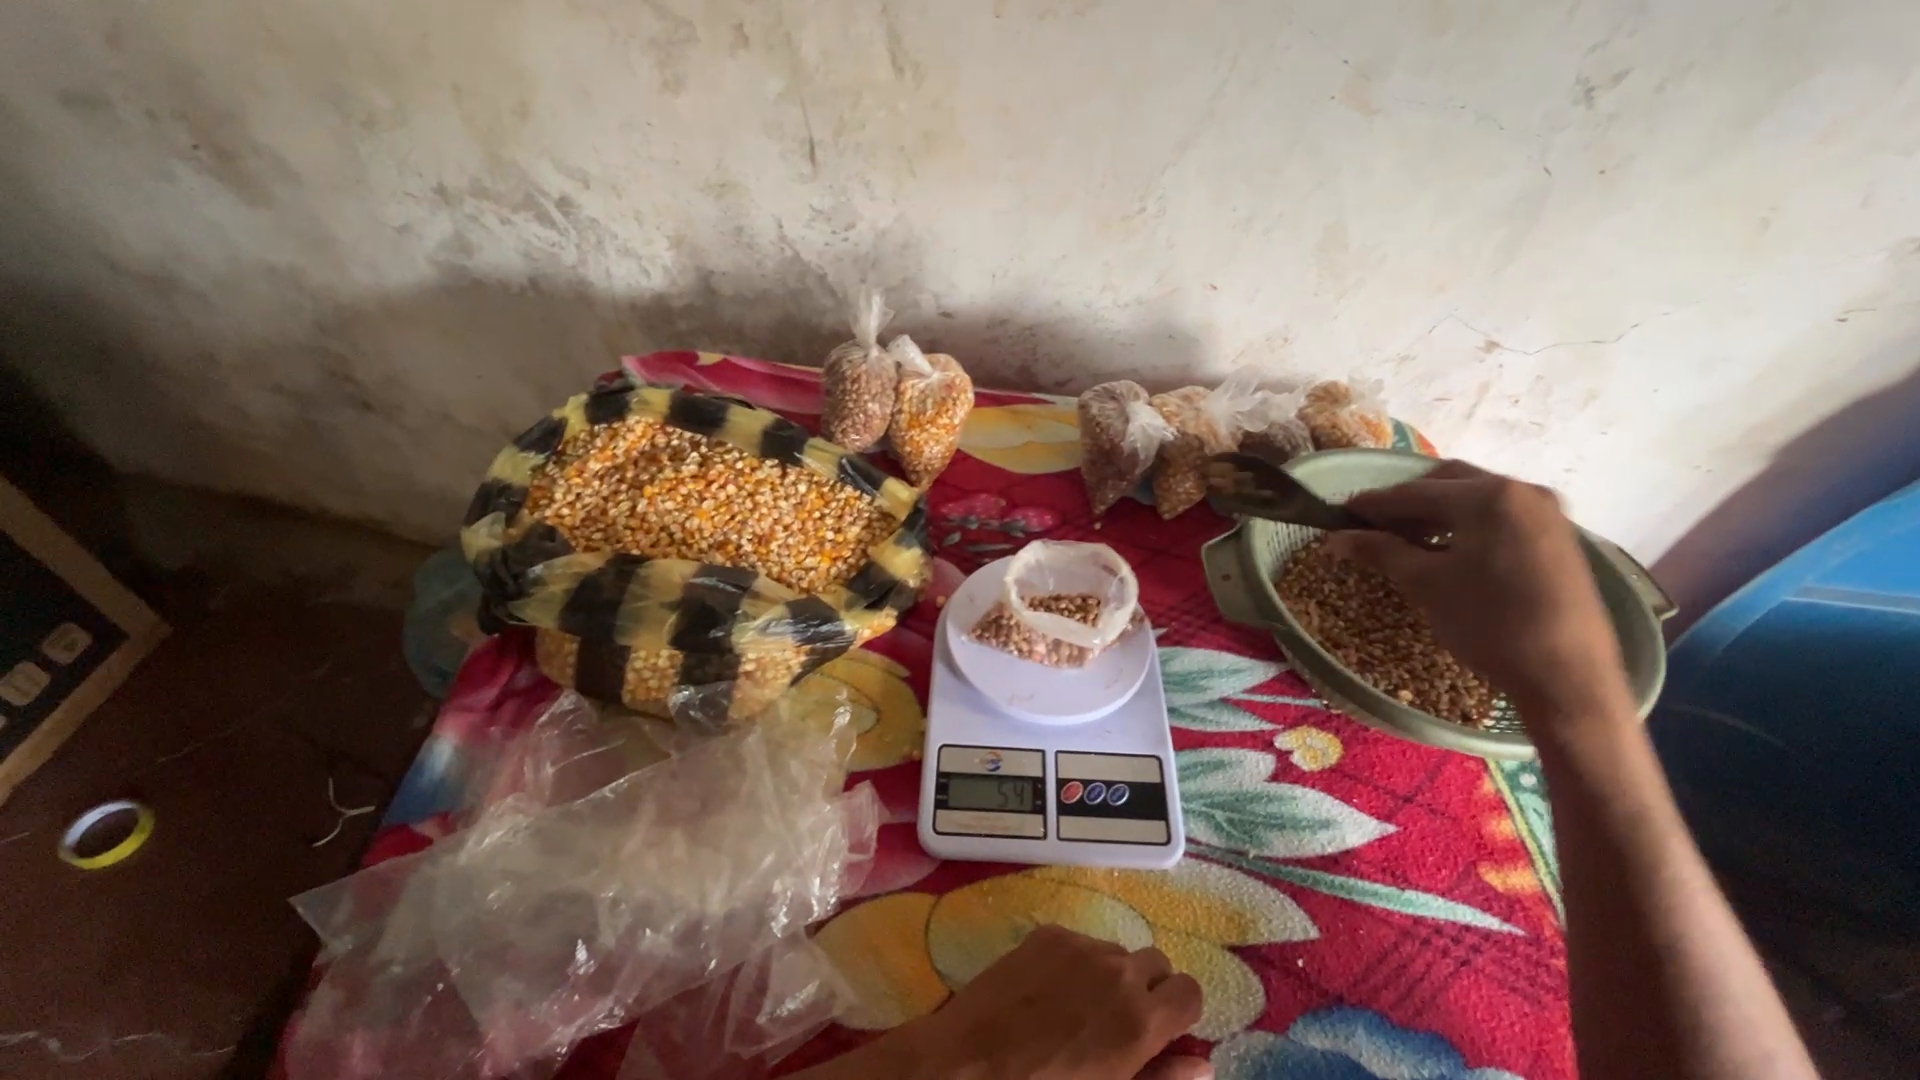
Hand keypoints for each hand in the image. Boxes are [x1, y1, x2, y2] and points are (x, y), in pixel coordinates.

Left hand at [903, 924, 1207, 1079]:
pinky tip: (1050, 989)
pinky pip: (1080, 941)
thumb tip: (1203, 1064)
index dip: (1180, 1010)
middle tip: (1118, 1019)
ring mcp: (1080, 947)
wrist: (971, 1064)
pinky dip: (1076, 960)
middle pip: (1157, 963)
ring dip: (1110, 973)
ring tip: (1078, 1005)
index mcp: (1140, 1019)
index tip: (1161, 1028)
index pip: (1190, 991)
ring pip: (1116, 951)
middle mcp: (1118, 972)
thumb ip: (1163, 1078)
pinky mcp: (1048, 934)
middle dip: (1148, 988)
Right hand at [1324, 461, 1633, 731]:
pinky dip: (1468, 524)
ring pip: (1477, 498)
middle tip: (1375, 527)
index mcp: (1488, 496)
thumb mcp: (1425, 584)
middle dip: (1408, 502)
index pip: (1414, 492)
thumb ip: (1380, 551)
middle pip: (1449, 483)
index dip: (1373, 504)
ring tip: (1407, 540)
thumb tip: (1337, 537)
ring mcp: (1547, 513)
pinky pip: (1501, 516)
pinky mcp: (1558, 537)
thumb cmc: (1489, 624)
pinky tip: (1448, 551)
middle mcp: (1523, 490)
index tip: (1341, 515)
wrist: (1567, 675)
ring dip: (1438, 512)